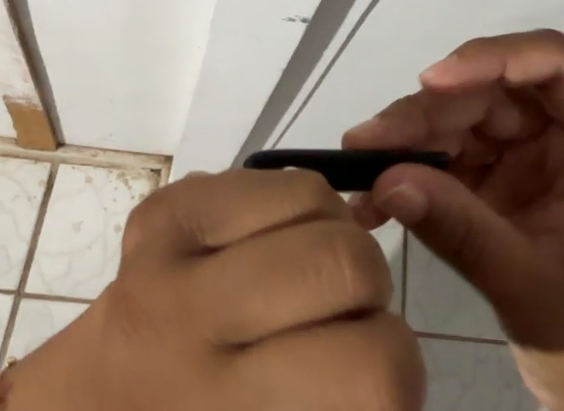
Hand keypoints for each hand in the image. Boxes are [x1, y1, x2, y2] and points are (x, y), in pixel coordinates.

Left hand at [0, 169, 421, 409]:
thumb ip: (343, 406)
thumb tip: (395, 365)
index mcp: (226, 404)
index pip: (375, 363)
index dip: (399, 376)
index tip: (373, 390)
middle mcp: (191, 320)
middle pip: (349, 260)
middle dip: (370, 294)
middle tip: (339, 328)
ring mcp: (169, 249)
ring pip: (316, 197)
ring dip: (333, 237)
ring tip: (303, 283)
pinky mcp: (163, 206)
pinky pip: (270, 175)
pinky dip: (291, 209)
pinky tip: (266, 251)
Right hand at [345, 31, 563, 410]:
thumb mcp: (526, 280)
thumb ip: (459, 228)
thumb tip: (385, 181)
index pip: (554, 66)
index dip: (494, 58)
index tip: (432, 81)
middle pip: (493, 92)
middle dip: (429, 111)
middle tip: (366, 142)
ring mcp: (529, 158)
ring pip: (463, 119)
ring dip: (410, 138)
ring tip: (358, 169)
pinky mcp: (499, 182)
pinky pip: (450, 158)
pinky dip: (411, 172)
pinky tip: (373, 196)